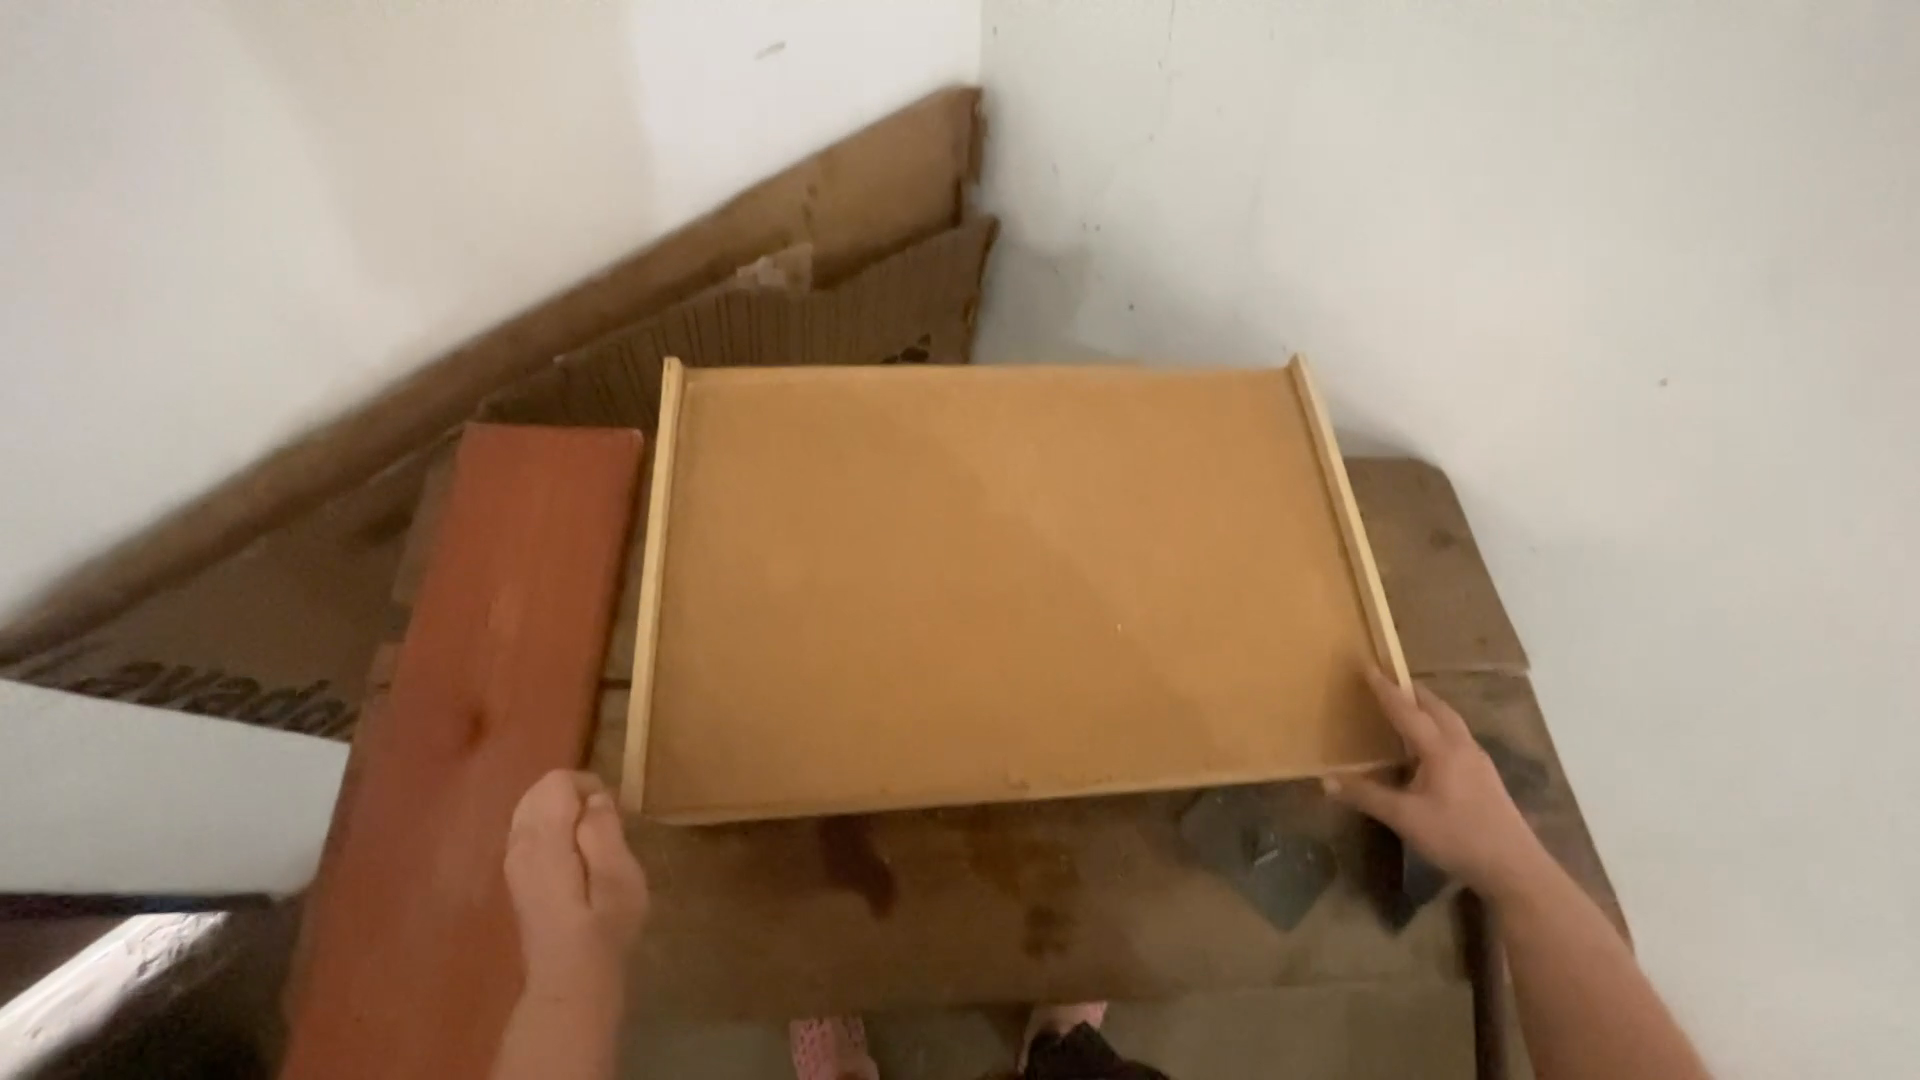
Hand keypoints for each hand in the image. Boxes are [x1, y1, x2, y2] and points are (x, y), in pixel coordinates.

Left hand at [504, 770, 649, 999]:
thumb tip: (595, 799)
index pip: (555, 782)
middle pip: (539, 790)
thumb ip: (604, 830)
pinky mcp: (516, 876)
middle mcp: (519, 845)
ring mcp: (513, 862)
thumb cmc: (605, 928)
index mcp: (544, 841)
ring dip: (564, 811)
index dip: (589, 784)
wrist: (570, 982)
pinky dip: (553, 827)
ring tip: (593, 839)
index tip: (614, 812)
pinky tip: (576, 856)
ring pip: (531, 808)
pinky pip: (529, 829)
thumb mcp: (620, 877)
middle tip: (606, 824)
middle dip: (575, 794)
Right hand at [1323, 669, 1550, 899]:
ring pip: (1451, 722)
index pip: (1407, 710)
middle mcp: (1462, 748)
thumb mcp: (1405, 818)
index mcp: (1441, 750)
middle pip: (1437, 708)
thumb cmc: (1458, 837)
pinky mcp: (1486, 778)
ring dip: (1428, 708)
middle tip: (1389, 680)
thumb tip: (1326, 781)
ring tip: (1408, 706)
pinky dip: (1438, 727)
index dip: (1385, 689)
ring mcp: (1478, 762)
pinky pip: (1457, 738)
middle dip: (1412, 691)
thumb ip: (1366, 796)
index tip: (1367, 665)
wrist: (1516, 869)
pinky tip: (1430, 745)